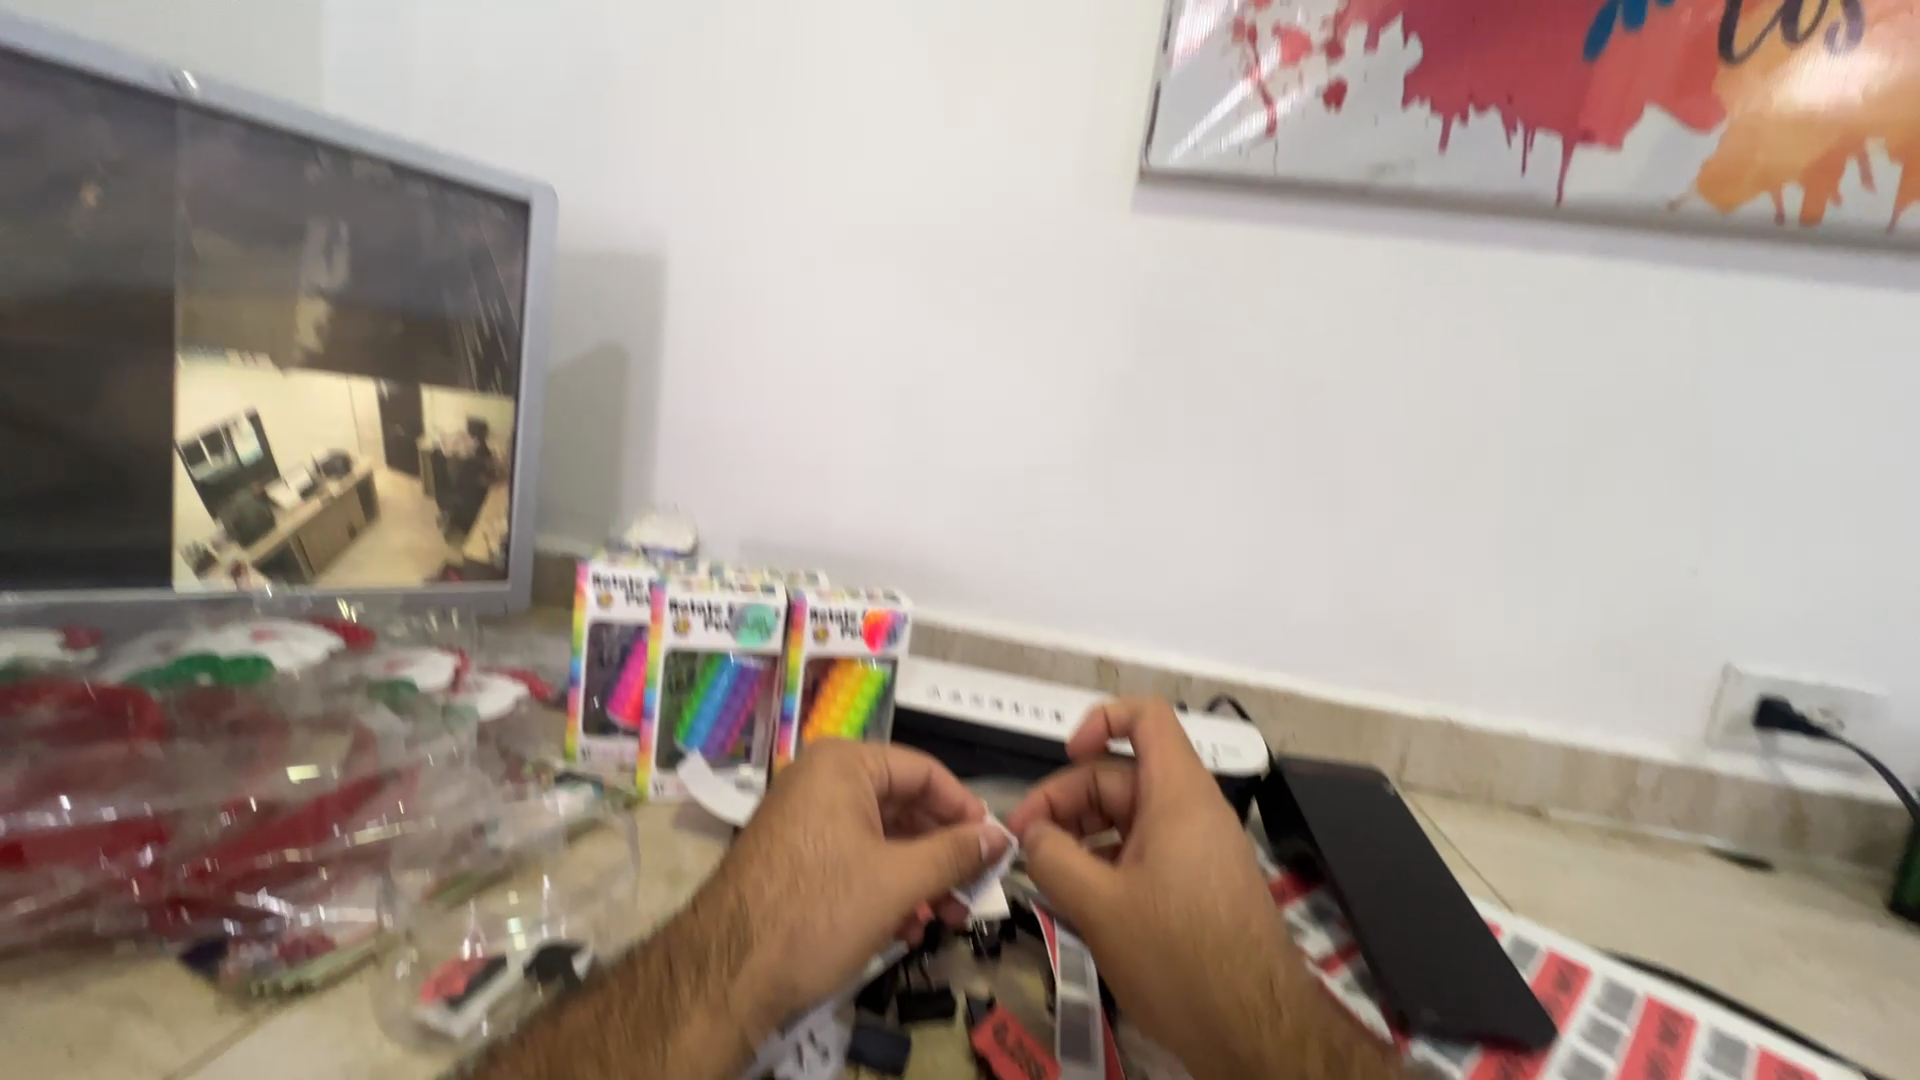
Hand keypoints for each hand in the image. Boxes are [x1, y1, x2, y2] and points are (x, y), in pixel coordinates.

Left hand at [705, 739, 1009, 1039]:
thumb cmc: (817, 911)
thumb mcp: (898, 881)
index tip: (992, 845)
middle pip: (903, 805)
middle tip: (973, 891)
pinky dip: (886, 886)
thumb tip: (999, 836)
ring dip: (918, 876)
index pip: (923, 771)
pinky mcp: (795, 855)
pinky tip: (906, 925)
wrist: (722, 976)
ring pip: (882, 837)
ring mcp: (805, 818)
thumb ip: (955, 853)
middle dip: (941, 852)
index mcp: (844, 765)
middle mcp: (822, 780)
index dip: (964, 808)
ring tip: (944, 918)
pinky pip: (855, 856)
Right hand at [1006, 699, 1394, 1079]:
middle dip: (1069, 800)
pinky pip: (1144, 850)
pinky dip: (1107, 861)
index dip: (1101, 719)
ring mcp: (1197, 848)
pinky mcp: (1198, 883)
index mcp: (1177, 794)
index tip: (1066, 755)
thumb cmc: (1179, 958)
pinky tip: (1080, 897)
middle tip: (1027, 842)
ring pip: (1129, 815)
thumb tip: (1031, 834)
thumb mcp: (1099, 906)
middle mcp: (1192, 810)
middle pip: (1121, 774)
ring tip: (1047, 873)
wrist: (1258, 1036)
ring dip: (1082, 834)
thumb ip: (1052, 857)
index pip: (1146, 717)